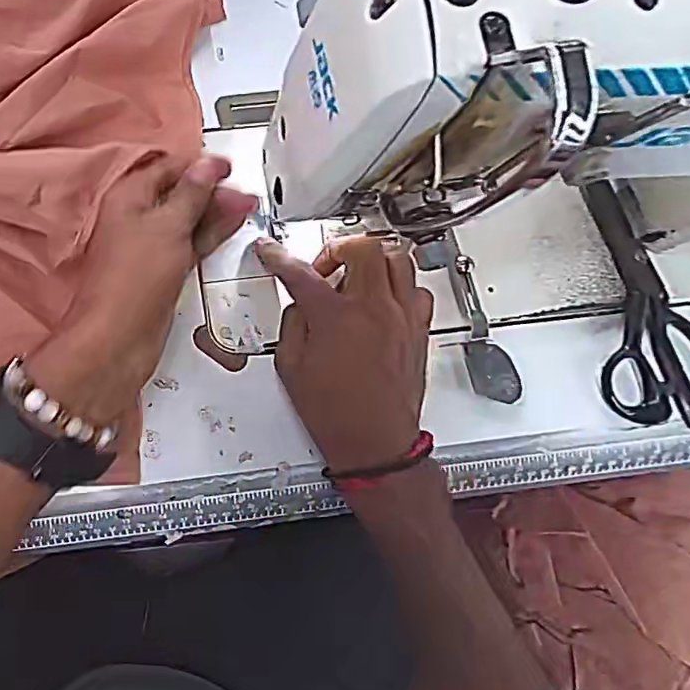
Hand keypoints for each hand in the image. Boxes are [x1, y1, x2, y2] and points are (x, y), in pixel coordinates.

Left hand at [25, 153, 255, 423]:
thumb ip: (192, 194)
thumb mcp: (168, 225)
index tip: (226, 167)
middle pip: (178, 194)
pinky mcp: (159, 274)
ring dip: (213, 214)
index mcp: (128, 198)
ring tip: (244, 208)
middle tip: (241, 192)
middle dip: (211, 190)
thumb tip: (207, 166)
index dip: (198, 165)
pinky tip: (226, 232)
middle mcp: (134, 221)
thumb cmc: (132, 283)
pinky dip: (207, 238)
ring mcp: (147, 249)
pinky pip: (186, 247)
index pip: (167, 167)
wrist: (119, 339)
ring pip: (185, 222)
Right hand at [255, 235, 433, 470]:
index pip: (301, 273)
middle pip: (363, 247)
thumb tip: (300, 302)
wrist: (374, 442)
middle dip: (337, 248)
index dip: (278, 257)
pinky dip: (398, 287)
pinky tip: (382, 300)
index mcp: (335, 318)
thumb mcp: (290, 366)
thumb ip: (293, 323)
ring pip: (398, 258)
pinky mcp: (418, 330)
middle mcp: (373, 310)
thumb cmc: (335, 413)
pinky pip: (417, 290)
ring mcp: (401, 317)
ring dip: (372, 261)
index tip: (271, 252)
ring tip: (355, 278)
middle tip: (324, 267)